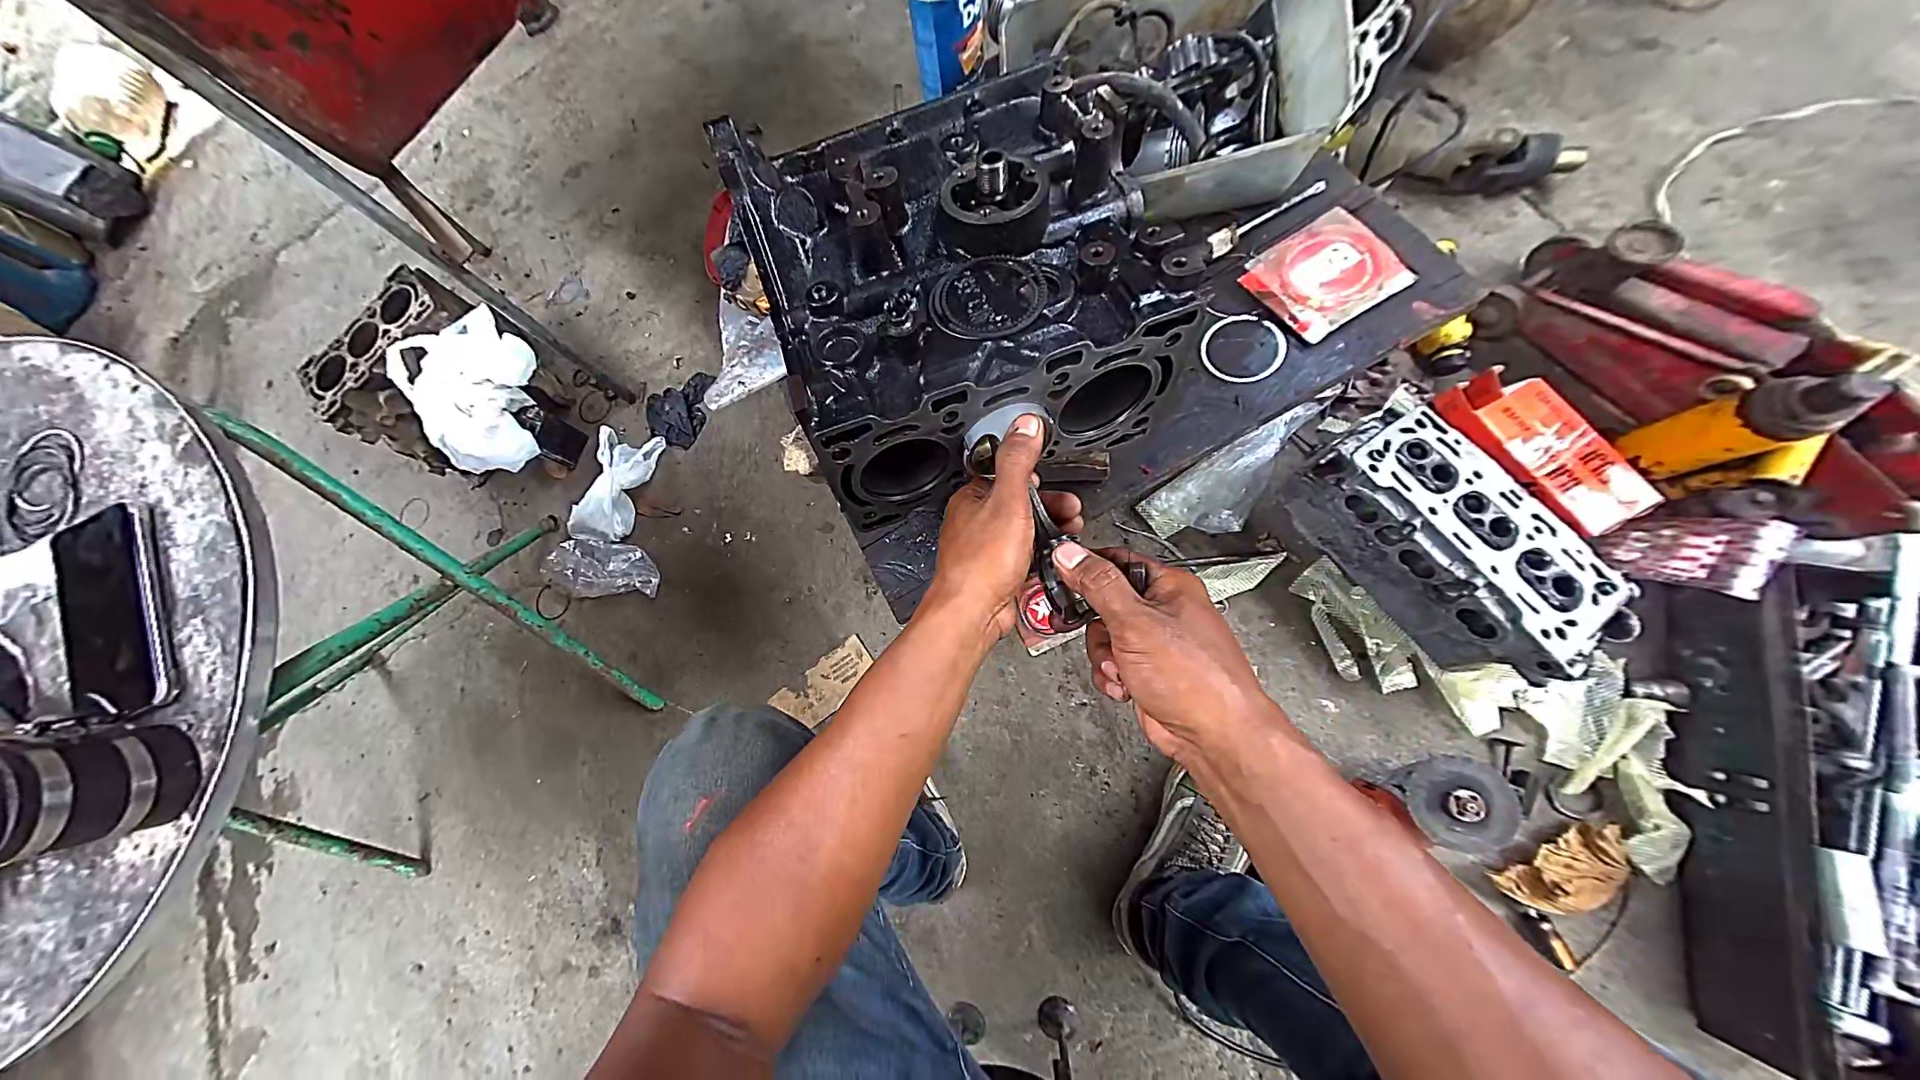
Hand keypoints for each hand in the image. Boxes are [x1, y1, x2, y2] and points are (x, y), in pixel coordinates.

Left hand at [926, 414, 1083, 637]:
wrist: (972, 613)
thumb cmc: (980, 563)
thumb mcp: (1009, 501)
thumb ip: (1018, 461)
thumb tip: (1025, 424)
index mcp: (972, 498)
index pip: (1007, 475)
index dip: (1037, 479)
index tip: (1057, 485)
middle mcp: (976, 522)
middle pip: (1022, 505)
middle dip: (1052, 508)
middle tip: (1070, 513)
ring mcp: (987, 549)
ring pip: (1026, 532)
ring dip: (1051, 532)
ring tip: (1068, 535)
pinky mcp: (998, 573)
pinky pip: (1025, 557)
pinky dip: (1042, 555)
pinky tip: (1052, 559)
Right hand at [1050, 543, 1284, 763]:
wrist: (1214, 735)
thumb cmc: (1197, 679)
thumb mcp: (1135, 622)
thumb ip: (1099, 585)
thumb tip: (1071, 555)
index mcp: (1169, 587)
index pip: (1117, 561)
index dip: (1088, 568)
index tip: (1064, 577)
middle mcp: (1164, 611)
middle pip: (1105, 602)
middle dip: (1096, 627)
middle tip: (1099, 634)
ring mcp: (1155, 642)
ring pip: (1104, 636)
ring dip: (1104, 656)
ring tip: (1120, 668)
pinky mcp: (1146, 670)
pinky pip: (1111, 663)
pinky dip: (1110, 676)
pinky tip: (1125, 685)